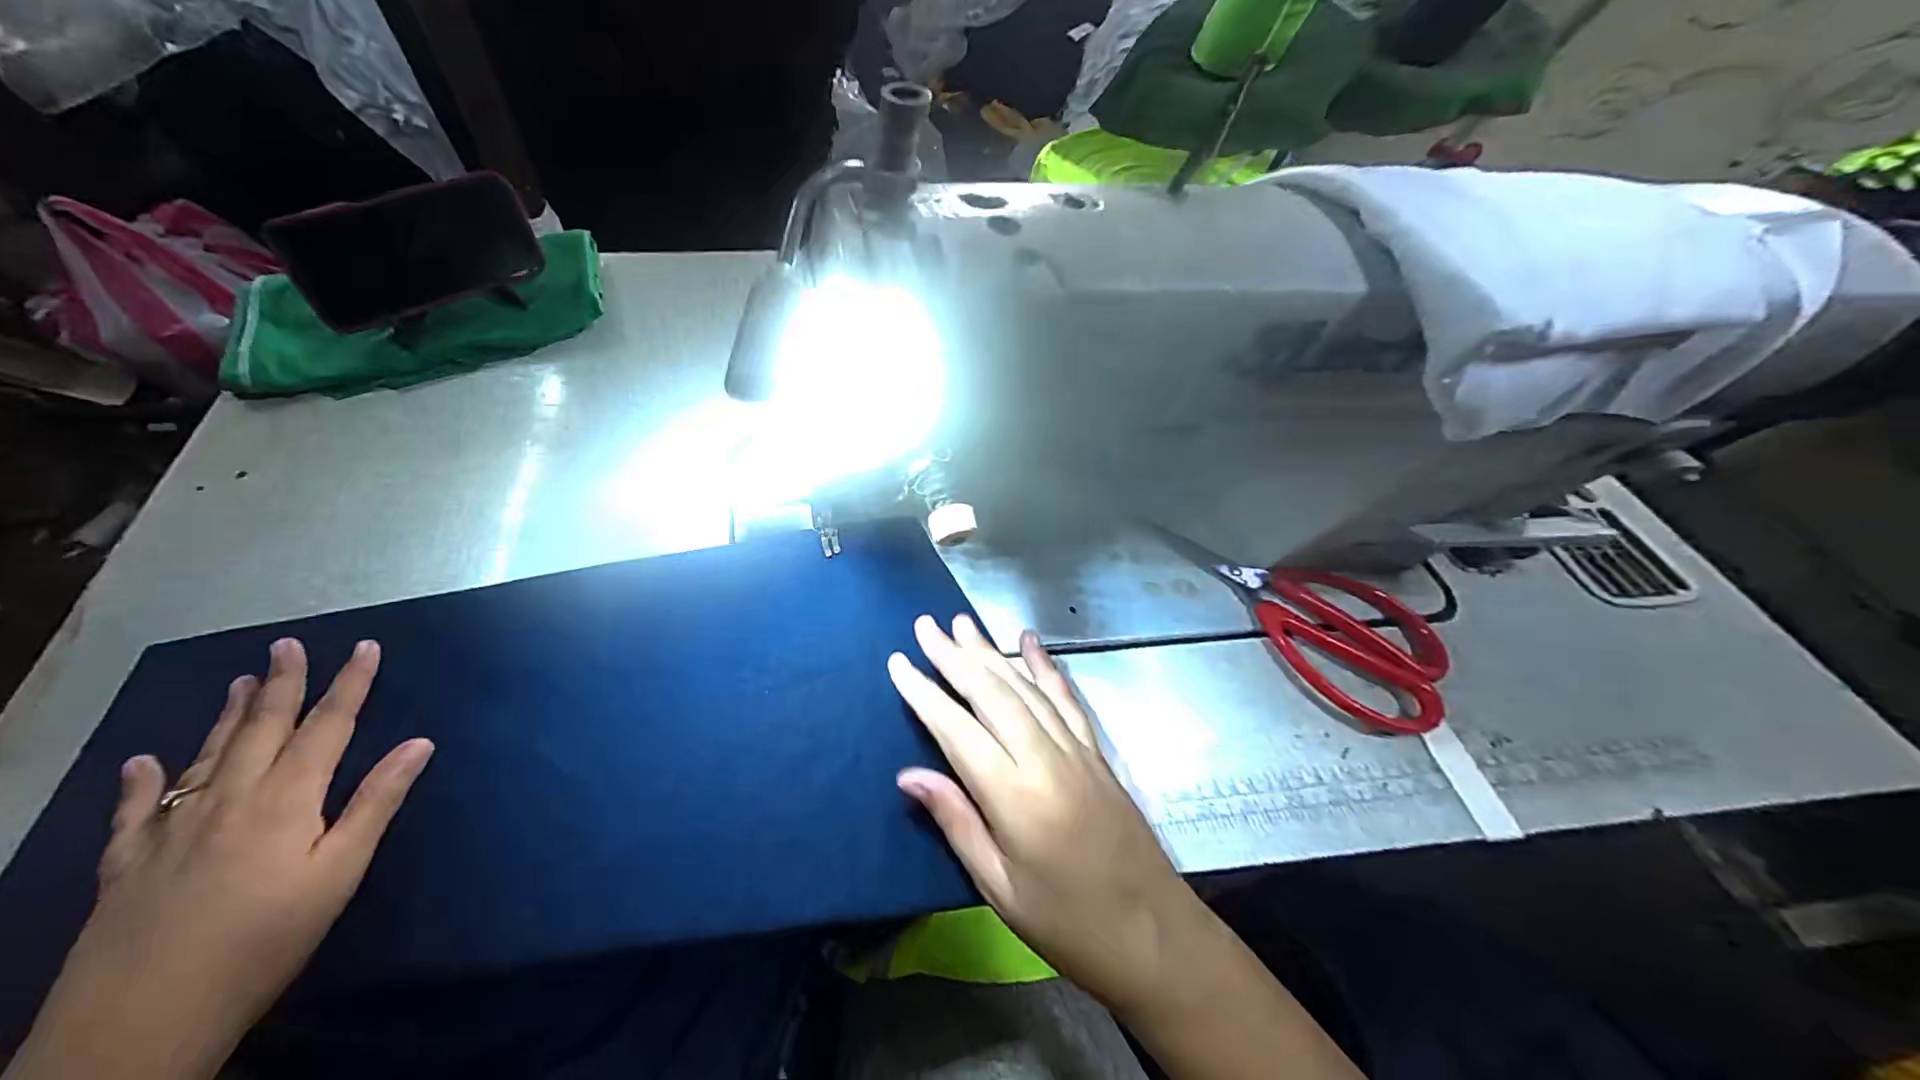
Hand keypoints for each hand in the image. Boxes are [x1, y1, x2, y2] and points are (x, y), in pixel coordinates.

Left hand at [11, 638, 433, 1079]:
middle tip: (288, 644)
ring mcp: (171, 830)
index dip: (349, 685)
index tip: (366, 648)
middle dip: (281, 684)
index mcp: (286, 800)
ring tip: (239, 681)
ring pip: (206, 757)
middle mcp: (228, 800)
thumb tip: (419, 742)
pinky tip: (141, 762)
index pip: (327, 727)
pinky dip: (140, 781)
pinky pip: (135, 810)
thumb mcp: (339, 873)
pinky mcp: (128, 864)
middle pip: (261, 729)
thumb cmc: (266, 940)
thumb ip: (376, 803)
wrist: (143, 1019)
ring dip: (227, 716)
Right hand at [889, 617, 1364, 1079]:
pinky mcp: (1097, 754)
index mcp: (1015, 797)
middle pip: (993, 695)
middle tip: (925, 625)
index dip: (925, 693)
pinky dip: (1046, 667)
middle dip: (956, 657)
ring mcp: (1077, 751)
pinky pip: (1067, 700)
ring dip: (993, 653)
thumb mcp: (999, 887)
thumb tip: (909, 775)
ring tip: (964, 624)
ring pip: (1028, 688)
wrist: (1155, 935)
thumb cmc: (1067, 924)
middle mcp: (1046, 760)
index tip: (898, 662)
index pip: (958, 730)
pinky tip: (1030, 642)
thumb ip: (956, 821)